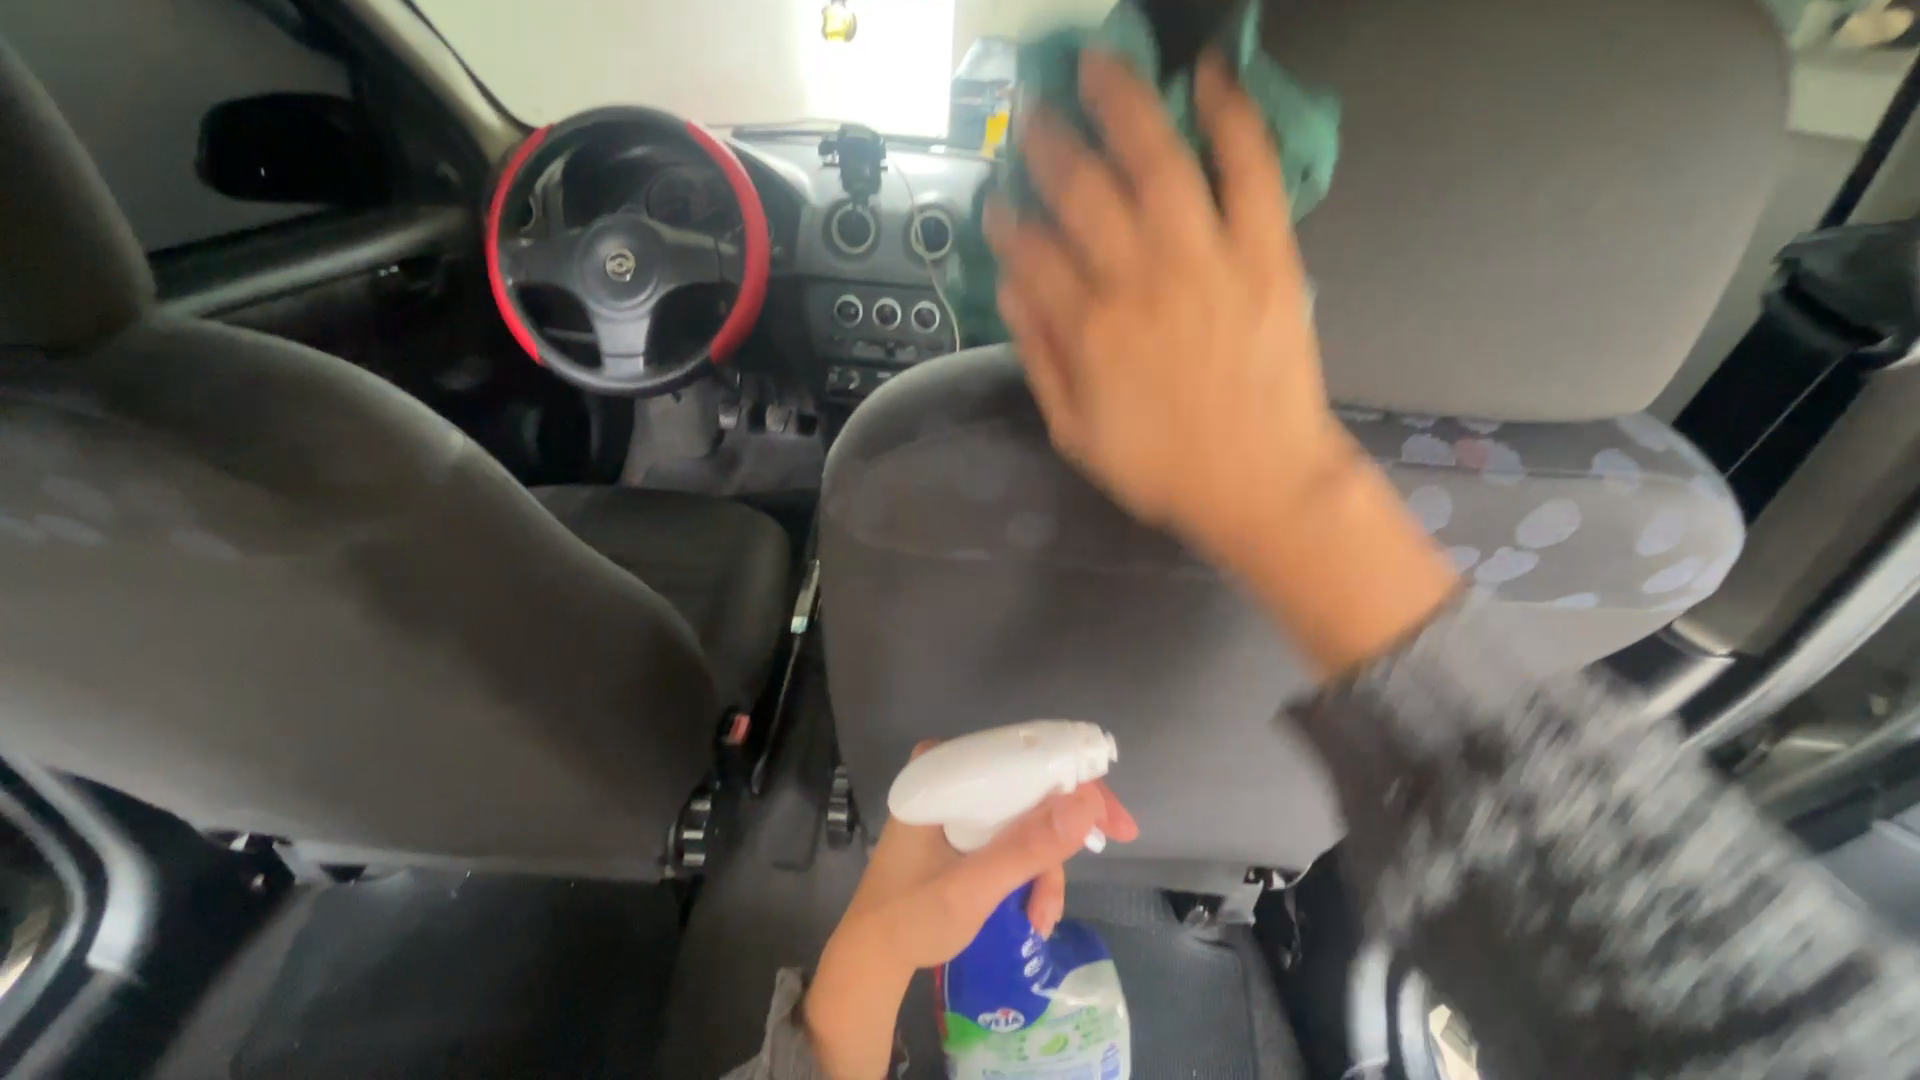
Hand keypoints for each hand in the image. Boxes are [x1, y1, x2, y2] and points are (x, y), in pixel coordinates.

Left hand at [804, 743, 1137, 1077]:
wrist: (871, 961)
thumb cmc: (910, 918)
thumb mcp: (972, 887)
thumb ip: (1026, 848)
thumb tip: (1087, 804)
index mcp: (941, 772)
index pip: (1020, 758)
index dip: (1073, 782)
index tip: (1112, 820)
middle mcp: (950, 777)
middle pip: (1028, 786)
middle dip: (1065, 832)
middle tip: (1111, 846)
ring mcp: (957, 805)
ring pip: (1026, 817)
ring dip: (1046, 867)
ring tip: (1043, 917)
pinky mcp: (963, 831)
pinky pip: (1012, 837)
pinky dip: (1030, 873)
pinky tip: (1033, 912)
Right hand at [985, 51, 1353, 552]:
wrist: (1261, 484)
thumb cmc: (1163, 467)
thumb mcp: (1076, 433)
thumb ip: (1040, 358)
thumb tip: (1010, 289)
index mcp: (1090, 331)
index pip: (1033, 254)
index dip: (1008, 225)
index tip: (998, 207)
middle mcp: (1141, 283)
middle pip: (1083, 194)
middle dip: (1048, 147)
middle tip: (1030, 116)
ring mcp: (1207, 263)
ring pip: (1158, 165)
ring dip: (1123, 107)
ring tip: (1098, 67)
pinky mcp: (1266, 257)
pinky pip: (1250, 176)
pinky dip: (1233, 121)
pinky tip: (1208, 79)